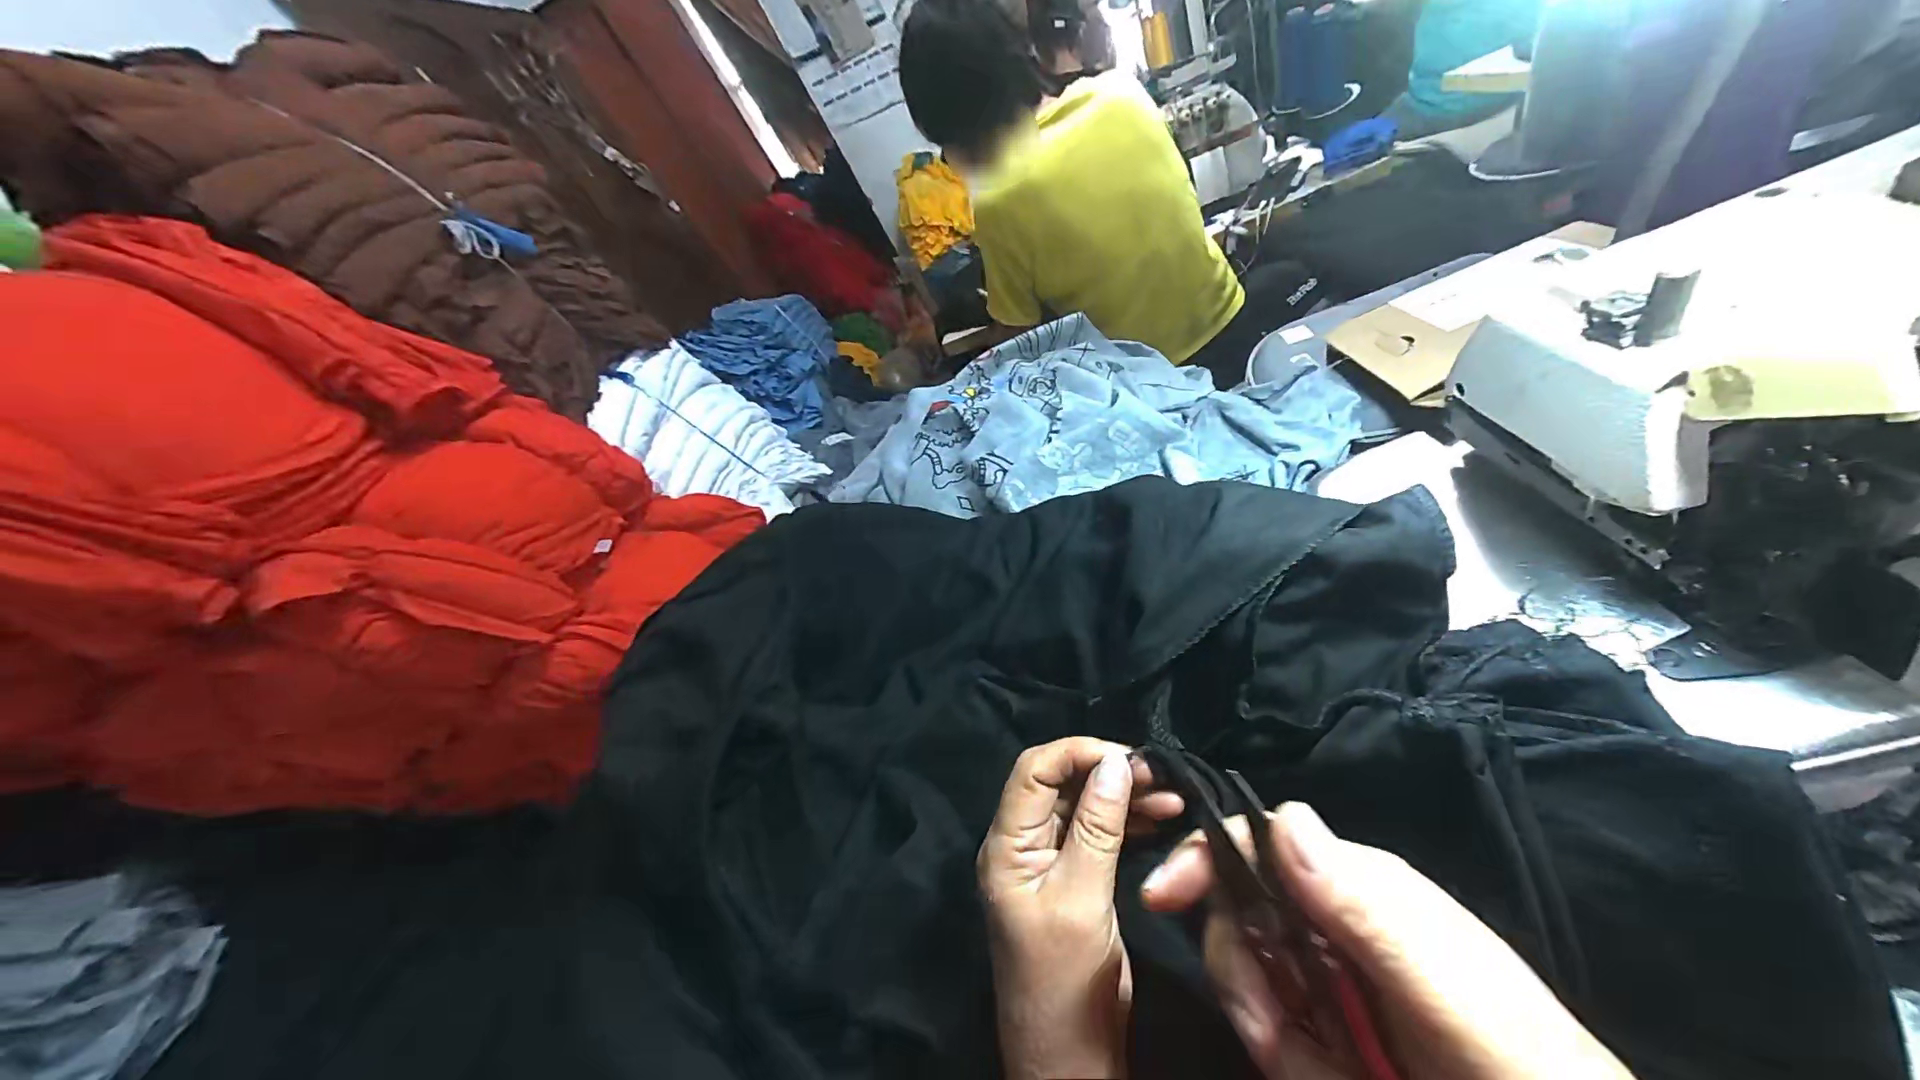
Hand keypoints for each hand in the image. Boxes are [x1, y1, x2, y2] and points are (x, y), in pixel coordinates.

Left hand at [979, 738, 1184, 1079]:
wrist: (1070, 1055)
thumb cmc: (1065, 982)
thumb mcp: (1082, 900)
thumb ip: (1097, 828)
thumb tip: (1115, 763)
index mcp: (1007, 844)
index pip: (1033, 771)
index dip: (1077, 754)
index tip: (1127, 757)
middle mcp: (1021, 843)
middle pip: (1059, 784)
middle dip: (1106, 771)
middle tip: (1158, 774)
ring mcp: (1046, 859)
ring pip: (1081, 805)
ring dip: (1122, 794)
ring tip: (1170, 794)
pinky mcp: (1072, 875)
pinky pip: (1096, 831)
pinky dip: (1126, 820)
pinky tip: (1160, 816)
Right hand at [1141, 803, 1635, 1079]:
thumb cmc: (1522, 1071)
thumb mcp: (1451, 999)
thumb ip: (1368, 911)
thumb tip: (1283, 818)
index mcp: (1361, 886)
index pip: (1259, 840)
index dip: (1205, 857)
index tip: (1162, 897)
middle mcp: (1337, 913)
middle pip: (1239, 906)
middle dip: (1241, 972)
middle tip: (1271, 1037)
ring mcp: (1332, 968)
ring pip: (1250, 969)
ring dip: (1268, 1026)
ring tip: (1324, 1073)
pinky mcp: (1329, 1018)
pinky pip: (1274, 1019)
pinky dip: (1287, 1055)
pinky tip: (1326, 1076)